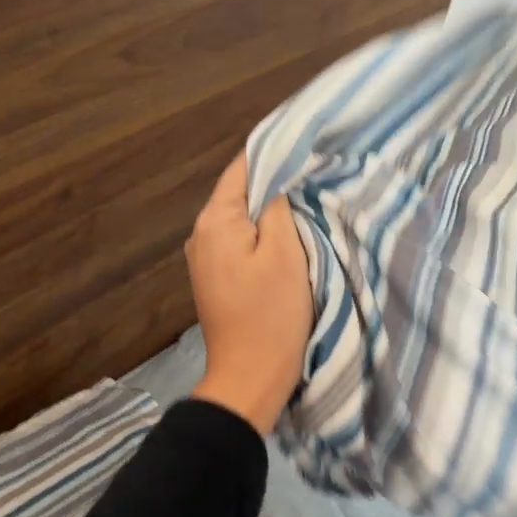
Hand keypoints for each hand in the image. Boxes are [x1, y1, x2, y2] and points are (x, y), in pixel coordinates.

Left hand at [185, 153, 312, 434]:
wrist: (249, 377)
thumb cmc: (271, 314)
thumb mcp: (284, 253)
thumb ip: (276, 207)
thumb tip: (277, 177)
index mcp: (213, 221)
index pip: (242, 167)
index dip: (275, 150)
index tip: (309, 139)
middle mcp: (200, 234)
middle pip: (239, 192)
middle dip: (275, 180)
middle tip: (317, 167)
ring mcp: (204, 258)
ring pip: (241, 218)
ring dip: (270, 209)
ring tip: (308, 197)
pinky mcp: (216, 279)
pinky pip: (240, 242)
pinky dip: (263, 234)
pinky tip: (288, 234)